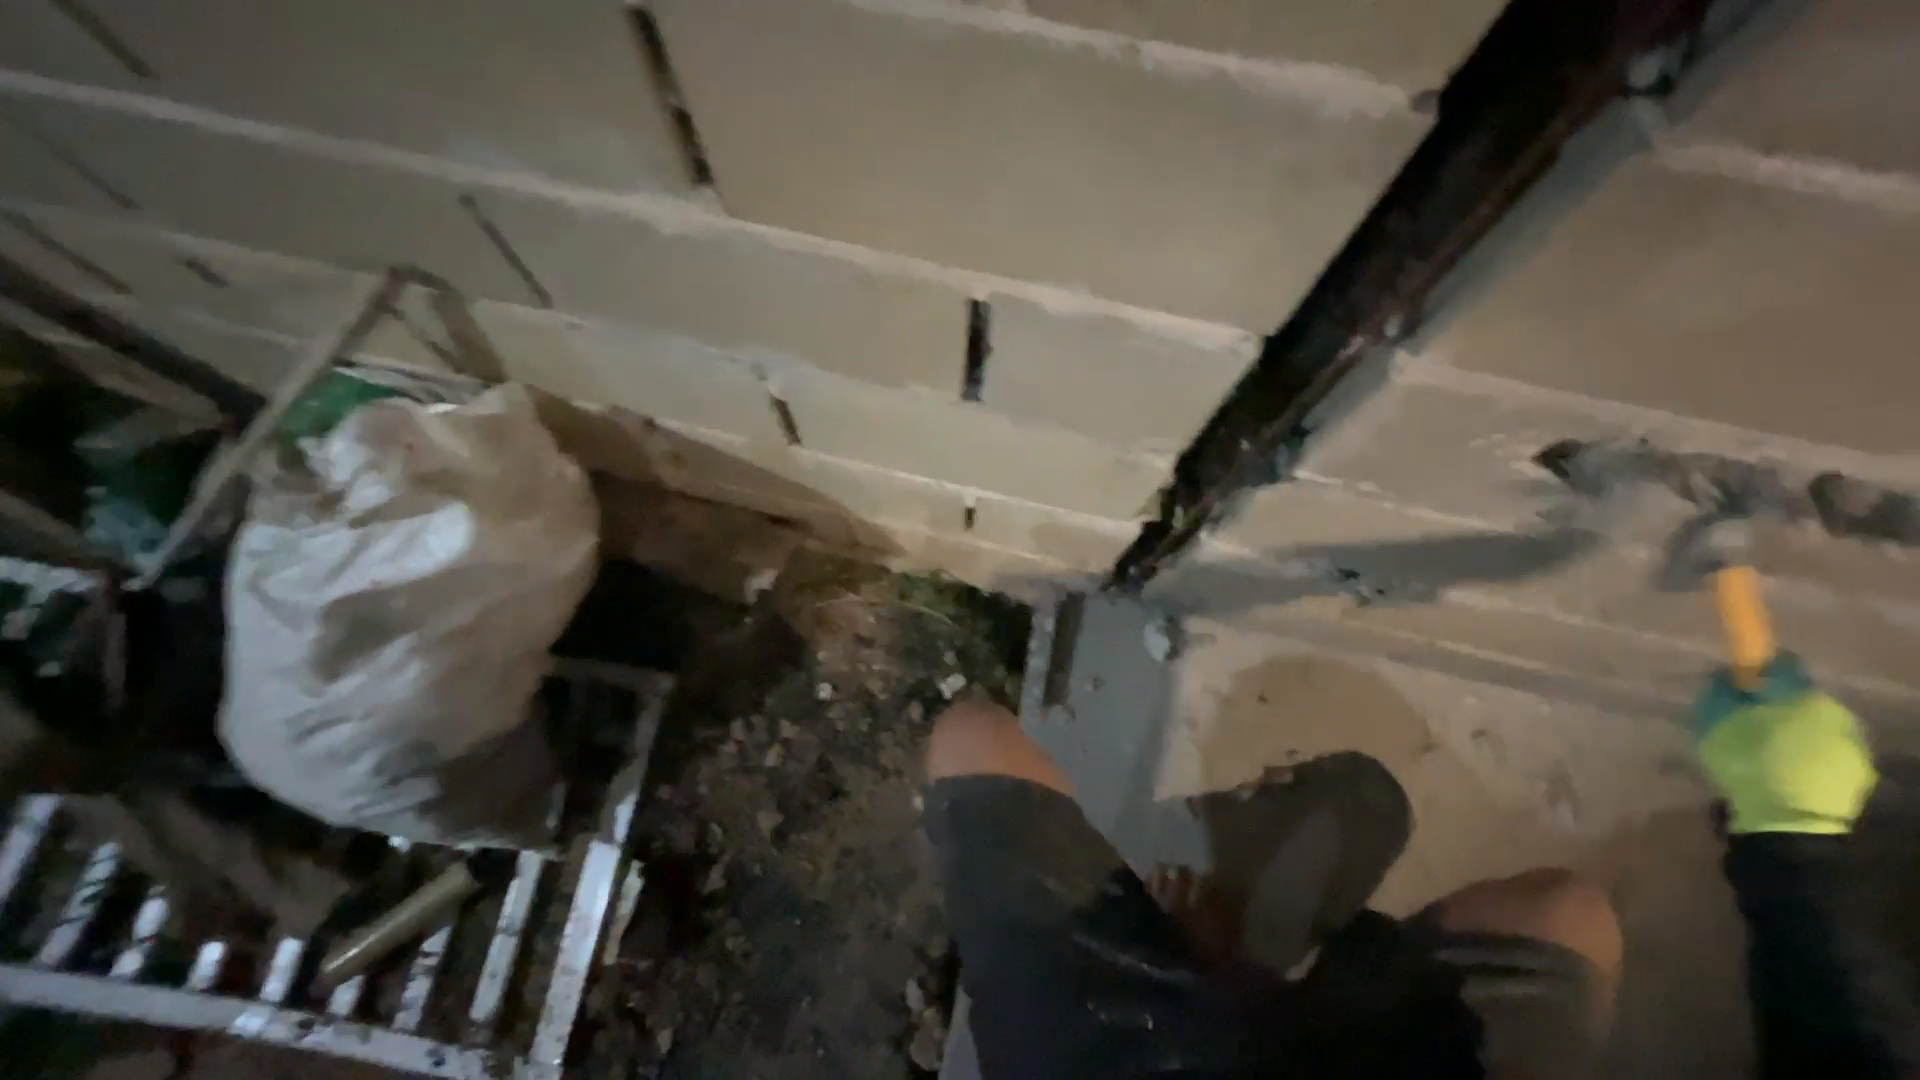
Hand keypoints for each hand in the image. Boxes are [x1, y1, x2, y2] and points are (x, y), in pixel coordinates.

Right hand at [1693, 653, 1877, 834]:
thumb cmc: (1745, 760)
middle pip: (1802, 696)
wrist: (1788, 820)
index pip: (1783, 663)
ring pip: (1817, 725)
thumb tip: (1726, 673)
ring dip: (1794, 729)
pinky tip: (1785, 769)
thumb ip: (1718, 690)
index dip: (1757, 668)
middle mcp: (1836, 711)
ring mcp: (1853, 743)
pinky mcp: (1859, 772)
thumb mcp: (1712, 721)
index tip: (1738, 681)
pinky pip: (1828, 752)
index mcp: (1801, 694)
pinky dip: (1807, 754)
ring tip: (1766, 749)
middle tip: (1747, 720)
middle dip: (1777, 703)